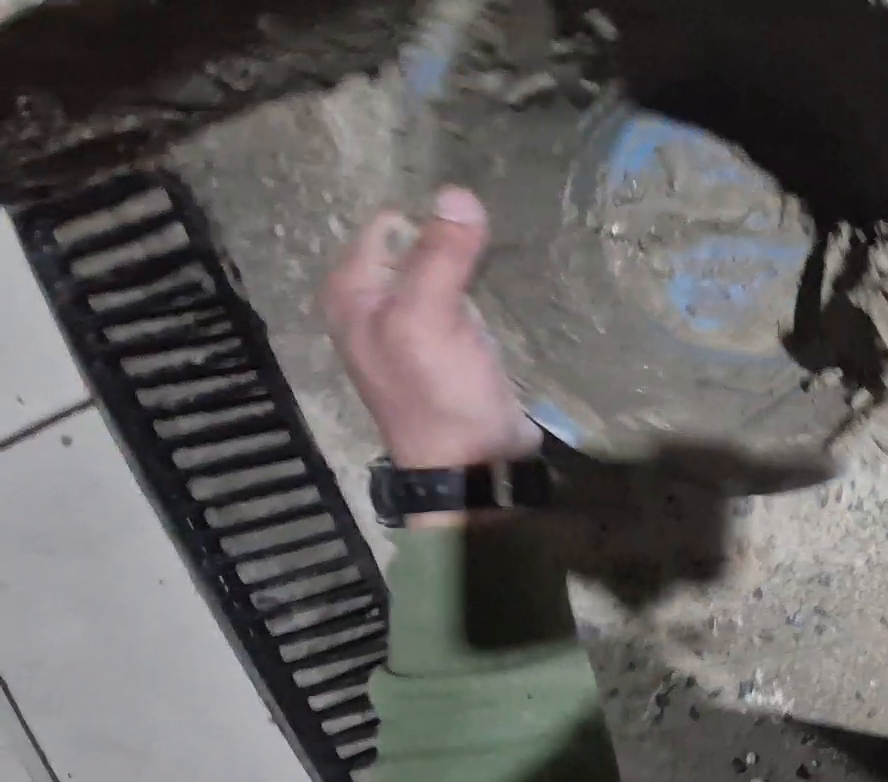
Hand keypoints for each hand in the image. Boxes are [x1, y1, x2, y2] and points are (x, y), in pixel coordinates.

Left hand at [322, 187, 540, 471]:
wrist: (474, 467)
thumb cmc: (440, 394)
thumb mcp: (431, 318)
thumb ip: (442, 255)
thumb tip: (459, 192)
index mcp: (353, 291)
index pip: (391, 225)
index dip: (434, 219)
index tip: (480, 224)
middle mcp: (378, 307)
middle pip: (422, 250)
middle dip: (460, 243)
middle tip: (505, 241)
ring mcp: (419, 333)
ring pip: (452, 279)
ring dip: (480, 272)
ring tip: (517, 262)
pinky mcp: (457, 354)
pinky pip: (473, 309)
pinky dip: (493, 300)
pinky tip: (517, 298)